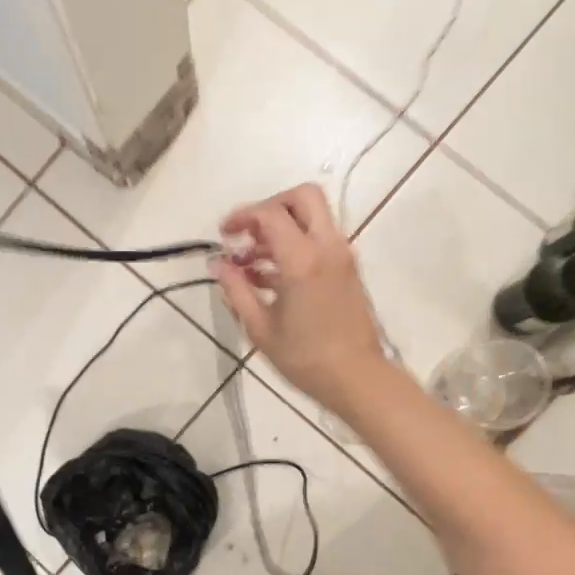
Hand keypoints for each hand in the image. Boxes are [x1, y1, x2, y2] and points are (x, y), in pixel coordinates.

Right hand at [212, 184, 390, 407]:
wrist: (357, 377)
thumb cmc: (305, 357)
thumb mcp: (261, 328)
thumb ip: (236, 290)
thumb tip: (217, 264)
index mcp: (303, 260)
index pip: (270, 214)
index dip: (242, 216)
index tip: (224, 235)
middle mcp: (327, 247)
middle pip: (302, 197)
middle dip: (270, 207)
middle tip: (247, 233)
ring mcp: (342, 256)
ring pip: (313, 217)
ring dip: (281, 228)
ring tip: (250, 262)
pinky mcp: (347, 269)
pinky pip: (319, 240)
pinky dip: (295, 244)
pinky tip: (270, 277)